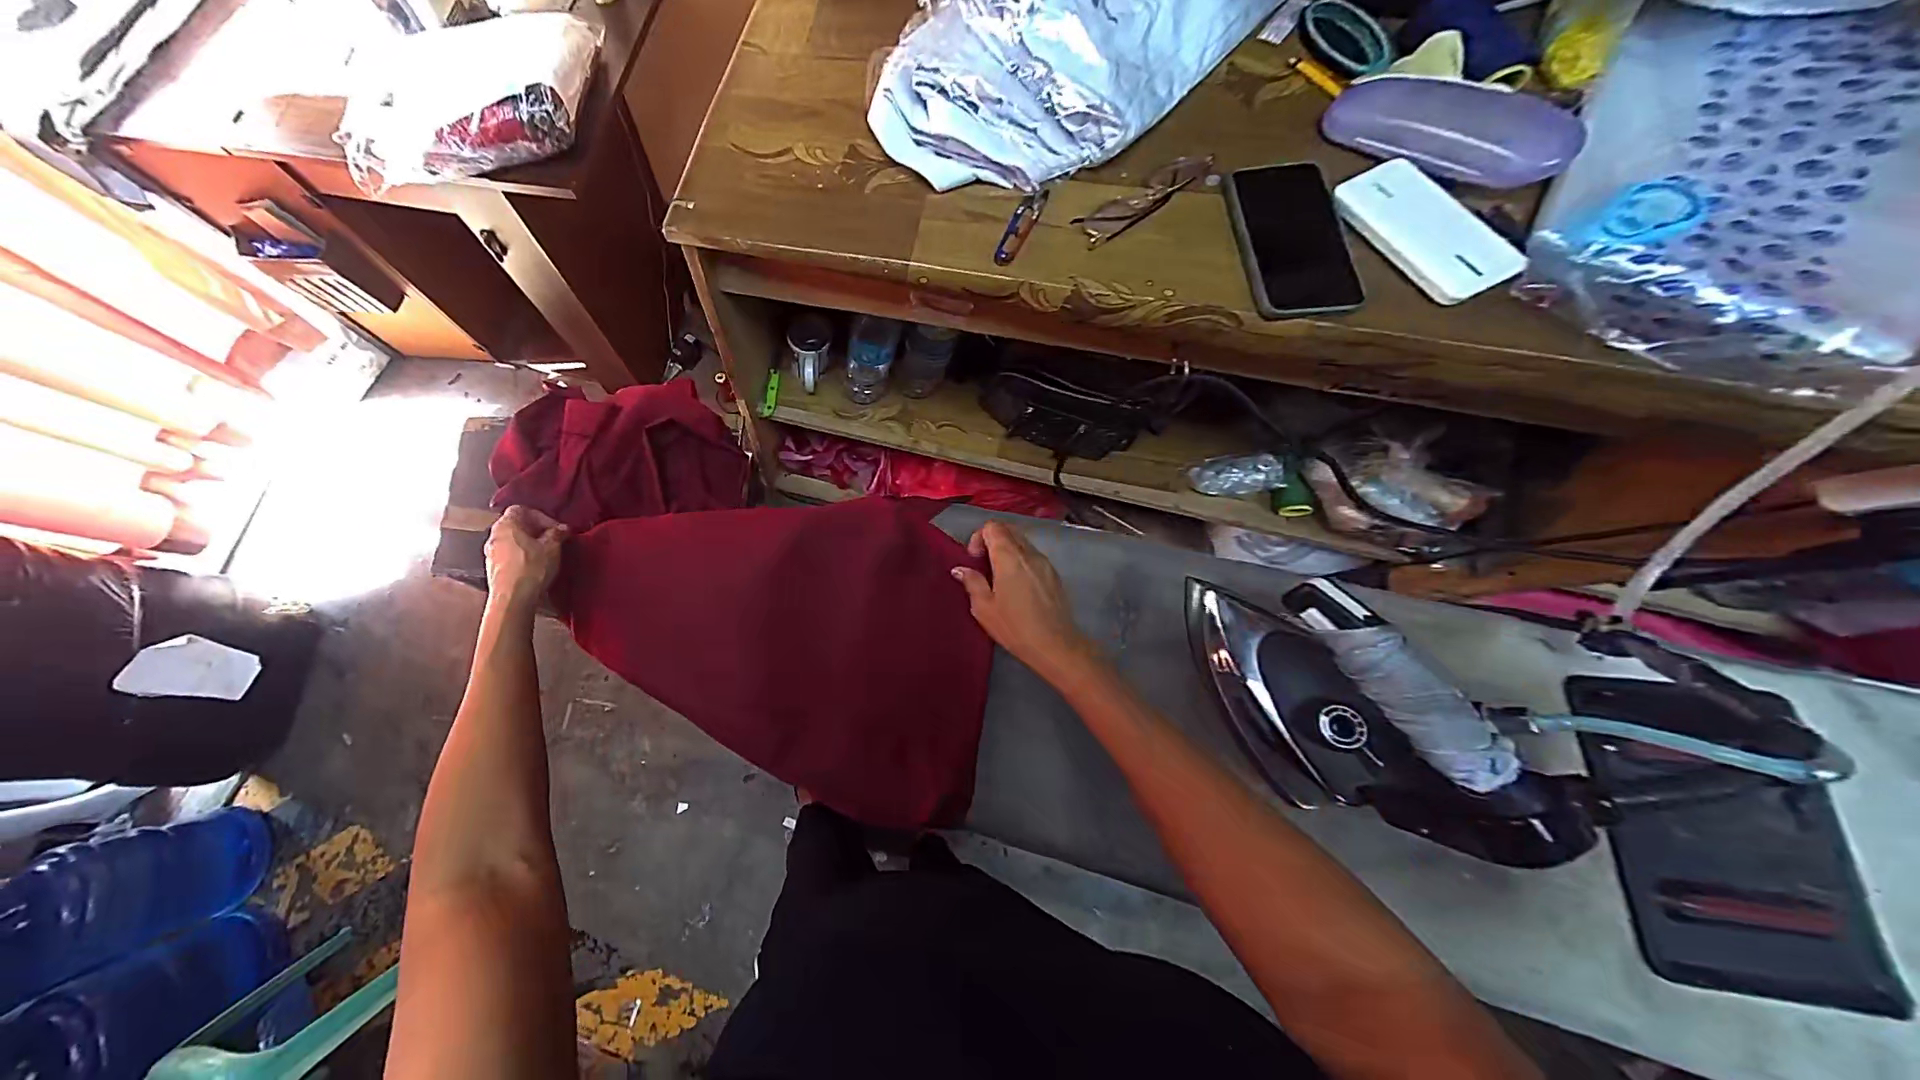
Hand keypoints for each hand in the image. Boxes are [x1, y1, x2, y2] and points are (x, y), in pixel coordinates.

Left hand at [486, 505, 568, 606]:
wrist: (512, 598)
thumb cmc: (532, 567)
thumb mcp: (552, 547)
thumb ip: (557, 533)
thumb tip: (562, 528)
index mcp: (506, 525)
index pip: (521, 509)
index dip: (541, 516)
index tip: (555, 528)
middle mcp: (493, 535)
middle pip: (516, 525)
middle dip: (536, 530)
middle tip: (553, 539)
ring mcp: (490, 552)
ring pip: (512, 540)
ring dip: (529, 544)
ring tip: (547, 554)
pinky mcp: (492, 568)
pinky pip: (509, 554)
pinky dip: (522, 555)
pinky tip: (535, 566)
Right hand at [951, 521, 1096, 679]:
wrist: (1055, 644)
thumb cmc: (1015, 627)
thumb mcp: (984, 608)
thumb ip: (972, 582)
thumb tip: (961, 569)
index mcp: (1009, 557)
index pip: (993, 526)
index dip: (978, 537)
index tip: (974, 560)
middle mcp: (1029, 553)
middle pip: (1009, 529)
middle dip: (992, 540)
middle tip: (984, 565)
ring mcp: (1045, 562)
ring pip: (1023, 542)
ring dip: (1007, 551)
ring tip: (1000, 578)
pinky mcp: (1054, 574)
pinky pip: (1033, 556)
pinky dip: (1021, 561)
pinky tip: (1017, 587)